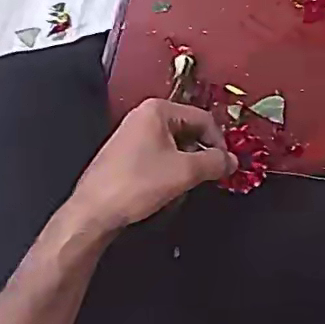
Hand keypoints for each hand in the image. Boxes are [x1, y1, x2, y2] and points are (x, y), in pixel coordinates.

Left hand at [64, 99, 235, 234]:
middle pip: (189, 130)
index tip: (225, 164)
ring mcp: (132, 134)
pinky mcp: (125, 153)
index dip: (219, 142)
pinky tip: (167, 189)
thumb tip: (232, 161)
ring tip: (185, 185)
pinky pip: (159, 154)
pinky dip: (169, 169)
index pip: (203, 119)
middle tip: (208, 176)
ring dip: (186, 164)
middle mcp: (143, 115)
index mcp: (158, 110)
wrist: (92, 213)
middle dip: (201, 154)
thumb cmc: (137, 185)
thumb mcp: (185, 172)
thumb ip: (215, 162)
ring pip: (175, 144)